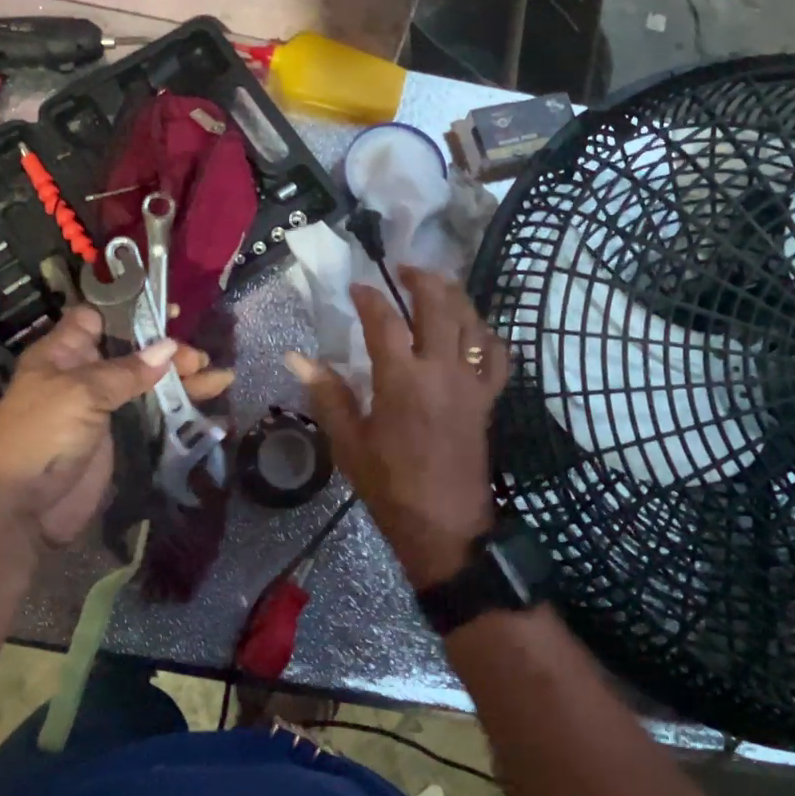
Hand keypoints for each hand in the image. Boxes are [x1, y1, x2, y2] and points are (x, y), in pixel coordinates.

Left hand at [0, 307, 234, 548]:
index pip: (98, 318)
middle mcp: (84, 377)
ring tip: (220, 379)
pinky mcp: (119, 443)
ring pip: (149, 387)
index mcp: (63, 354)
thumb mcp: (80, 393)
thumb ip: (126, 371)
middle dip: (168, 351)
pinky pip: (154, 420)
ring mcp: (103, 412)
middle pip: (133, 353)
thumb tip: (169, 347)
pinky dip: (181, 413)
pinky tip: (209, 408)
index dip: (130, 312)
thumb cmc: (39, 437)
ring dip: (183, 381)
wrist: (18, 511)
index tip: (170, 311)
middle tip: (201, 359)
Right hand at [286, 268, 507, 587]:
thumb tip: (297, 357)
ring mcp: (470, 383)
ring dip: (455, 297)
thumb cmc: (389, 485)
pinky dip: (487, 336)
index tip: (357, 287)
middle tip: (405, 269)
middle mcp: (440, 370)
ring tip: (438, 286)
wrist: (444, 526)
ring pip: (471, 322)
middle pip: (438, 305)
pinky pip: (497, 356)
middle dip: (422, 279)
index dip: (370, 298)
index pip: (384, 321)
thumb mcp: (349, 442)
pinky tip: (474, 331)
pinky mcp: (488, 399)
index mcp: (401, 380)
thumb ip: (327, 394)